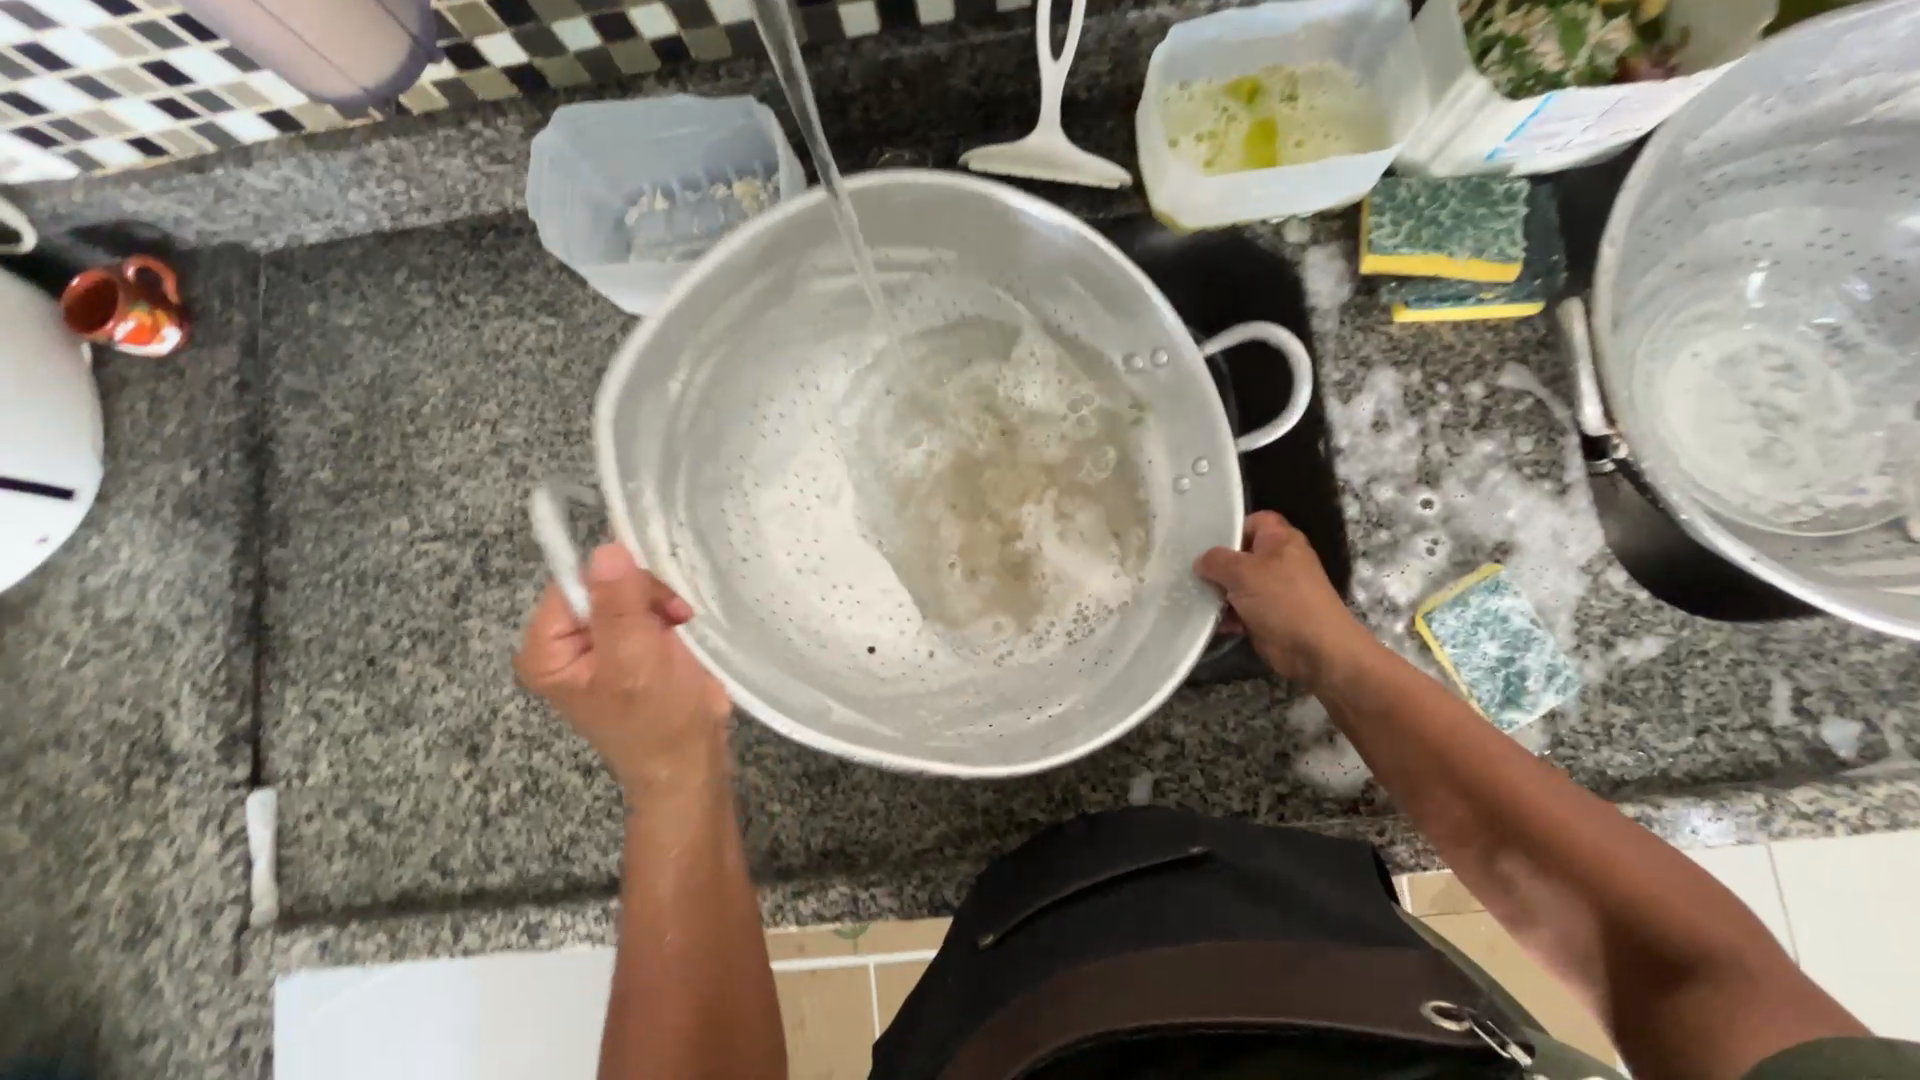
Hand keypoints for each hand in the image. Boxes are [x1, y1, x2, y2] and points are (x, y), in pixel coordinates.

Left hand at [515, 543, 731, 795]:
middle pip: (600, 583)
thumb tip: (606, 549)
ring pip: (626, 588)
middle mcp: (564, 642)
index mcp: (546, 650)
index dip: (616, 584)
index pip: (574, 584)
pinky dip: (666, 610)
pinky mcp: (627, 643)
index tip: (652, 604)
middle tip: (673, 618)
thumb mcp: (636, 660)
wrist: (691, 761)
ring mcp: (598, 642)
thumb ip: (619, 605)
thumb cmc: (658, 719)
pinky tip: (680, 627)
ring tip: (679, 624)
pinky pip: (642, 604)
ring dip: (659, 601)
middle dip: (642, 595)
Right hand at [1195, 511, 1376, 687]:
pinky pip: (1240, 609)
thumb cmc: (1282, 599)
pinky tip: (1215, 622)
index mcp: (1280, 540)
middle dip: (1217, 566)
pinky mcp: (1267, 616)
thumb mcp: (1243, 571)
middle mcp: (1278, 561)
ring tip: (1198, 599)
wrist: (1315, 649)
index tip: (1206, 542)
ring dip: (1218, 594)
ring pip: (1236, 584)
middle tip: (1193, 573)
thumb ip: (1216, 561)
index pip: (1254, 521)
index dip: (1232, 528)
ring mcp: (1273, 590)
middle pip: (1240, 555)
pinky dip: (1228, 616)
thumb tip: (1201, 562)